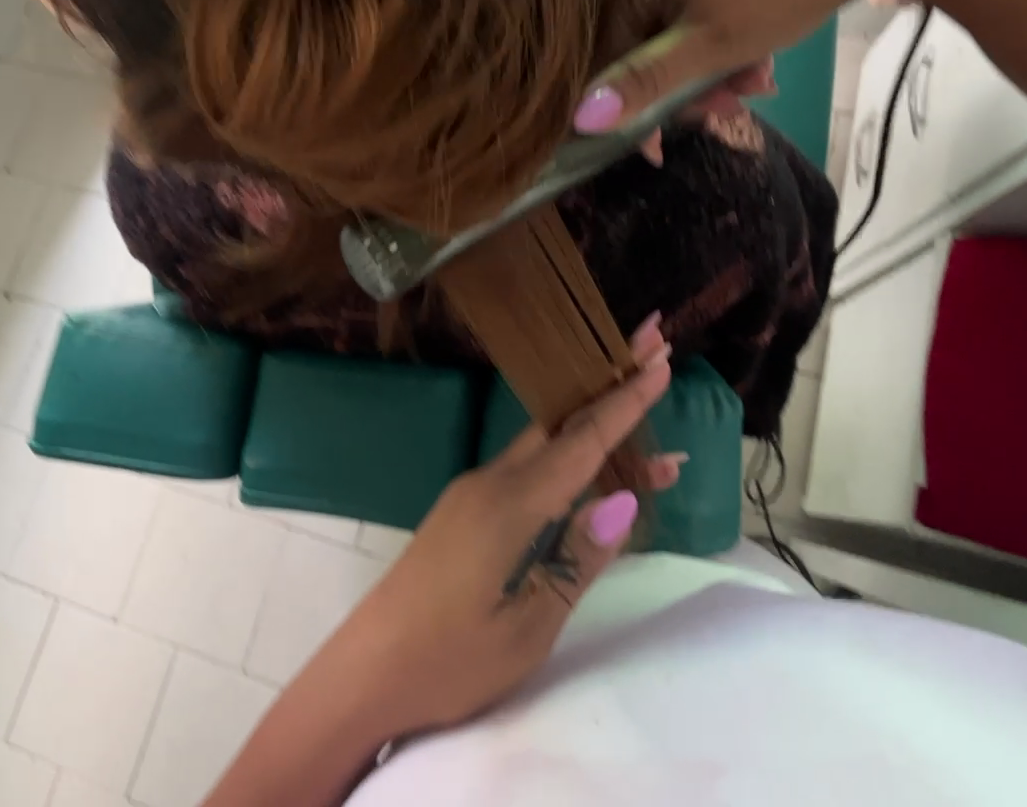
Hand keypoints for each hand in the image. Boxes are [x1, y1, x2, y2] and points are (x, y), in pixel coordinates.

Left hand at [202, 322, 674, 806]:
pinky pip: (527, 473)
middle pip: (561, 425)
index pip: (582, 441)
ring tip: (650, 428)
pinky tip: (595, 481)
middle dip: (610, 388)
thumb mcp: (527, 624)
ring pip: (544, 448)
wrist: (366, 675)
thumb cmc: (448, 661)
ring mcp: (472, 495)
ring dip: (595, 433)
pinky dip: (568, 466)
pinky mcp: (464, 513)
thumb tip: (623, 501)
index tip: (660, 358)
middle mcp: (489, 484)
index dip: (626, 400)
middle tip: (654, 351)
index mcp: (509, 505)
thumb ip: (577, 559)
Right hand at [575, 0, 933, 144]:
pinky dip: (724, 47)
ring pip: (675, 42)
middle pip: (640, 53)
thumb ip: (641, 84)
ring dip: (710, 75)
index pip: (601, 62)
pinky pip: (701, 20)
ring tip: (757, 82)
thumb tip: (579, 120)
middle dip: (680, 91)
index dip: (623, 110)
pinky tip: (759, 58)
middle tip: (726, 109)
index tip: (658, 150)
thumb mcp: (706, 47)